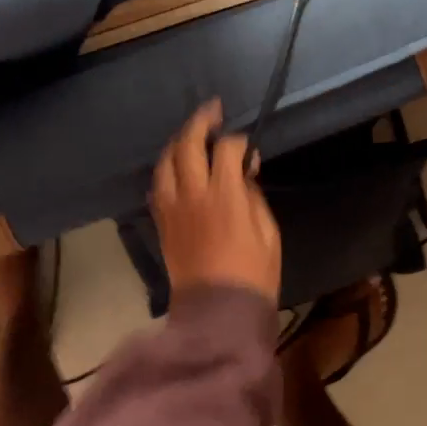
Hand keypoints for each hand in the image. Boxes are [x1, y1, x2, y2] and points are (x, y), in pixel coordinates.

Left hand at [151, 100, 280, 301]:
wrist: (218, 315)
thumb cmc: (254, 275)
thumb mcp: (268, 233)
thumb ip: (254, 195)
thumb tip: (243, 173)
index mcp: (225, 195)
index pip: (226, 148)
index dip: (238, 142)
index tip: (248, 151)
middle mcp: (193, 194)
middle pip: (188, 144)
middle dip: (201, 122)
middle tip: (213, 111)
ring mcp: (172, 208)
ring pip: (166, 161)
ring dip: (178, 142)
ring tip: (191, 136)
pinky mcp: (162, 224)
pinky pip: (158, 186)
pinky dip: (167, 170)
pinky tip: (177, 168)